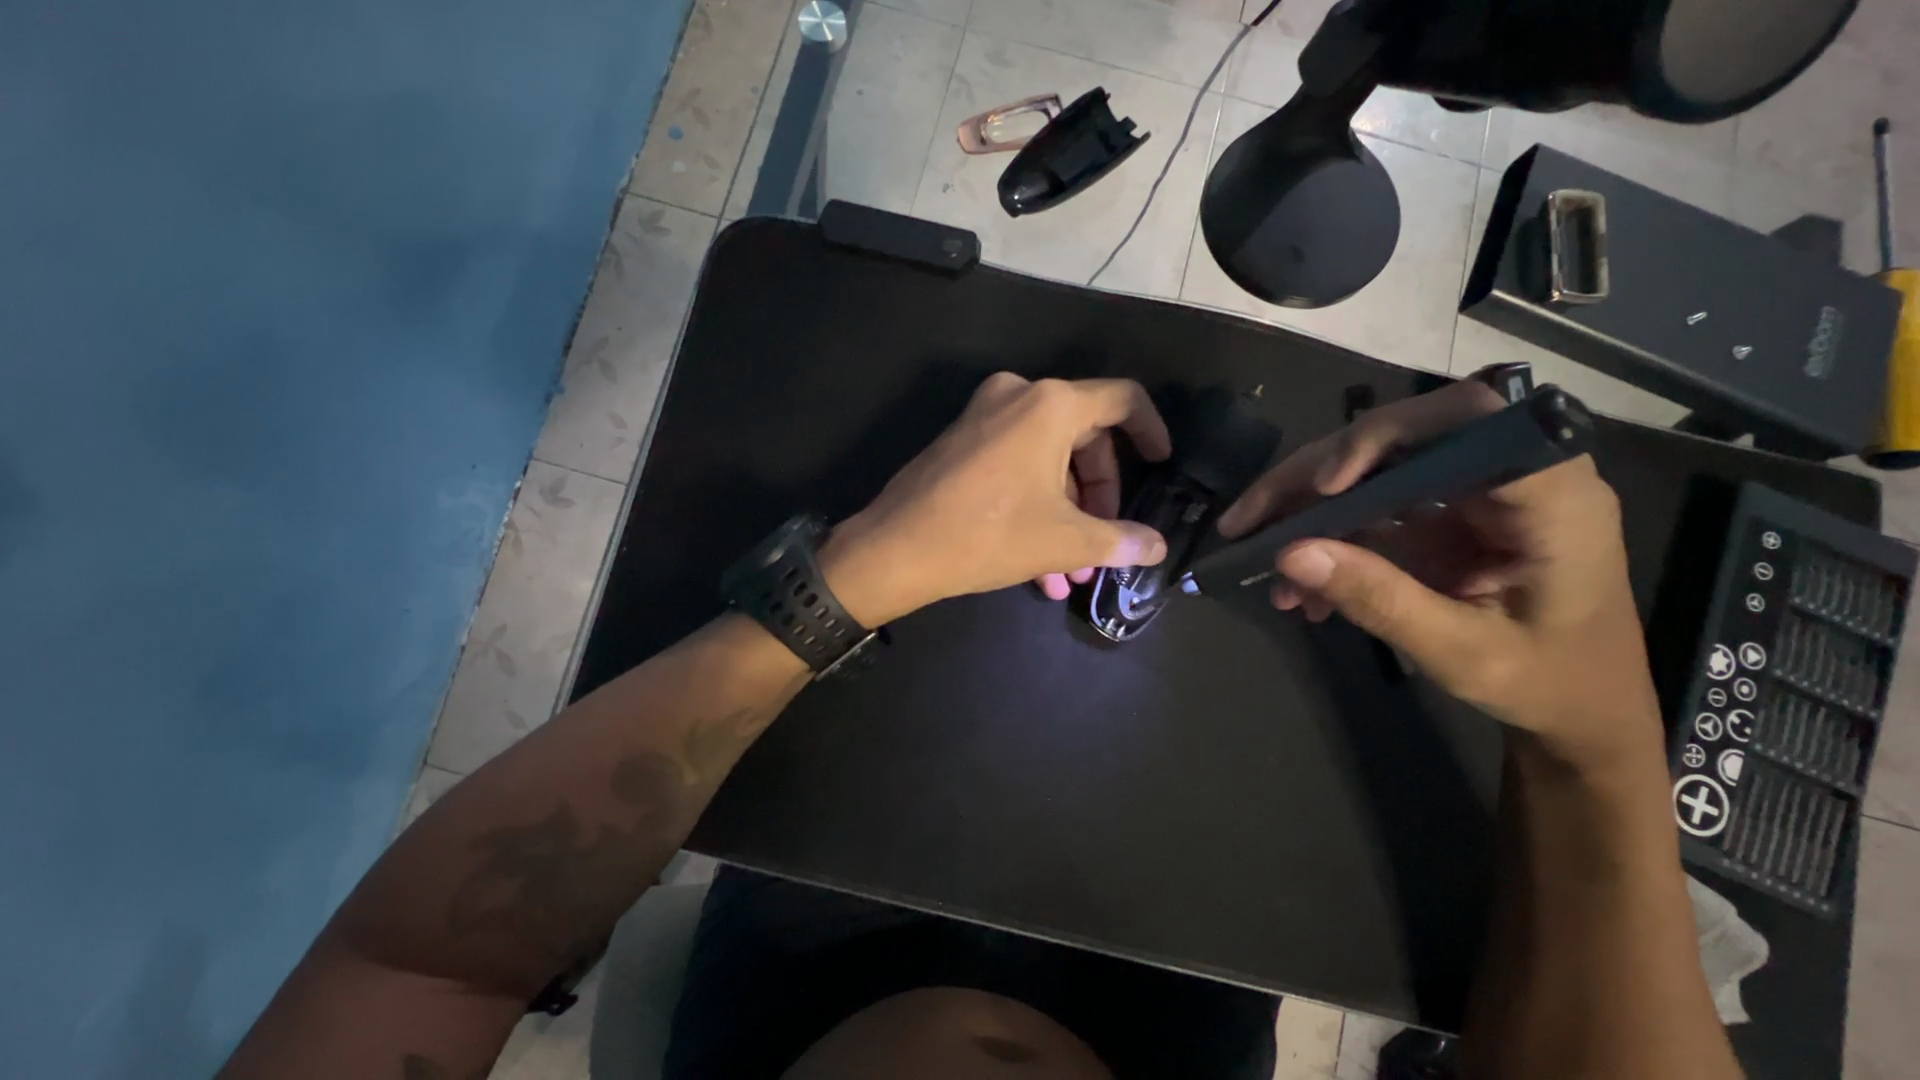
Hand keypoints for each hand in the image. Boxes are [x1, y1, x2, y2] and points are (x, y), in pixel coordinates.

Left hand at [820, 373, 1172, 625]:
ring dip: (1068, 514)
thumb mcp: (1064, 541)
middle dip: (1101, 496)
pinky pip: (1017, 465)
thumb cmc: (988, 534)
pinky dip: (1037, 506)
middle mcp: (1019, 396)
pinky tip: (1041, 568)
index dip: (1152, 431)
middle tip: (1106, 542)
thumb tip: (1157, 547)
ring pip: (1049, 459)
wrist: (895, 549)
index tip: (1163, 464)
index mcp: (1052, 405)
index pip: (1123, 400)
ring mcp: (985, 416)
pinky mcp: (963, 441)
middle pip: (1085, 436)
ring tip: (1073, 573)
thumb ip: (1119, 540)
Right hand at [1219, 380, 1660, 765]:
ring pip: (1376, 468)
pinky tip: (1300, 586)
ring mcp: (1475, 493)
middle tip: (1248, 520)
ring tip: (1260, 561)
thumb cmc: (1551, 686)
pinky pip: (1374, 507)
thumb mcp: (1465, 655)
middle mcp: (1513, 475)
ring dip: (1310, 510)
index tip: (1326, 486)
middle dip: (1315, 477)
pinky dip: (1330, 539)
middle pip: (1402, 439)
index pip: (1470, 418)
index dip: (1388, 435)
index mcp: (1551, 496)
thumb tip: (1289, 555)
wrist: (1584, 715)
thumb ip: (1382, 601)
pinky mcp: (1447, 515)